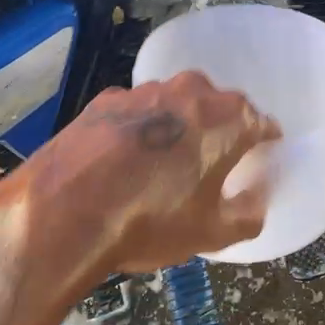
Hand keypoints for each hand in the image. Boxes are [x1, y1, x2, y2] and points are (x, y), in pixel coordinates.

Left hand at [25, 71, 280, 273]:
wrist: (61, 213)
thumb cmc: (150, 221)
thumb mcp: (212, 234)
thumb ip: (249, 213)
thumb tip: (257, 196)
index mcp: (228, 118)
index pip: (262, 124)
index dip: (263, 144)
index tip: (257, 161)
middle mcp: (191, 91)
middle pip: (218, 107)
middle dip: (219, 132)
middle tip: (209, 168)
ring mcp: (144, 91)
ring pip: (175, 105)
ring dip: (176, 128)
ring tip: (161, 168)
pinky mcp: (104, 100)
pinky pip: (136, 113)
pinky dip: (139, 130)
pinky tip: (122, 163)